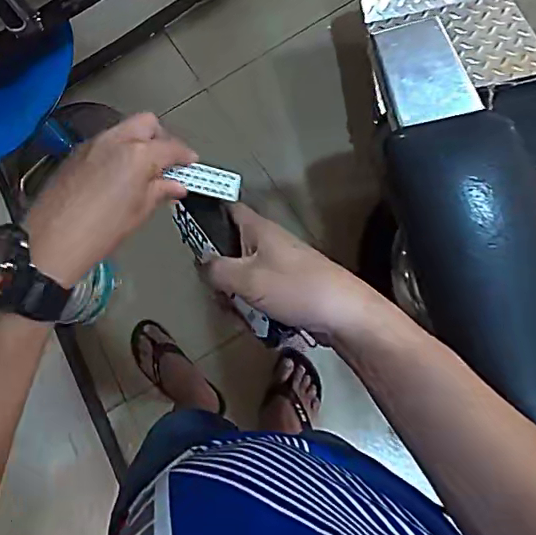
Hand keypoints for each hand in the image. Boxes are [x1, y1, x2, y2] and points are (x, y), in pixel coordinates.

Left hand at [25, 112, 196, 281]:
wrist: (52, 243)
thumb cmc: (97, 232)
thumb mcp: (139, 212)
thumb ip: (160, 191)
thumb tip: (173, 185)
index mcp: (137, 153)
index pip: (171, 146)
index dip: (184, 156)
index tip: (189, 164)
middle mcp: (115, 140)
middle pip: (147, 123)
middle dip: (161, 138)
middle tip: (168, 161)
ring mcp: (93, 144)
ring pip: (124, 129)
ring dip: (138, 141)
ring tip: (144, 169)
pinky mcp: (76, 153)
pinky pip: (105, 142)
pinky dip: (118, 150)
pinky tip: (119, 173)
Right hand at [201, 204, 390, 343]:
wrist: (345, 314)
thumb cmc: (295, 288)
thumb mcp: (246, 279)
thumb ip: (216, 269)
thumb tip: (201, 263)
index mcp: (257, 228)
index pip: (227, 209)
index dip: (208, 215)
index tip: (190, 234)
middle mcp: (268, 241)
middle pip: (230, 251)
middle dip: (221, 277)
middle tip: (222, 296)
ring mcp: (279, 265)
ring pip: (243, 277)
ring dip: (238, 298)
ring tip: (245, 316)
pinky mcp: (289, 288)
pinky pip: (260, 294)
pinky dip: (256, 309)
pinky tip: (262, 326)